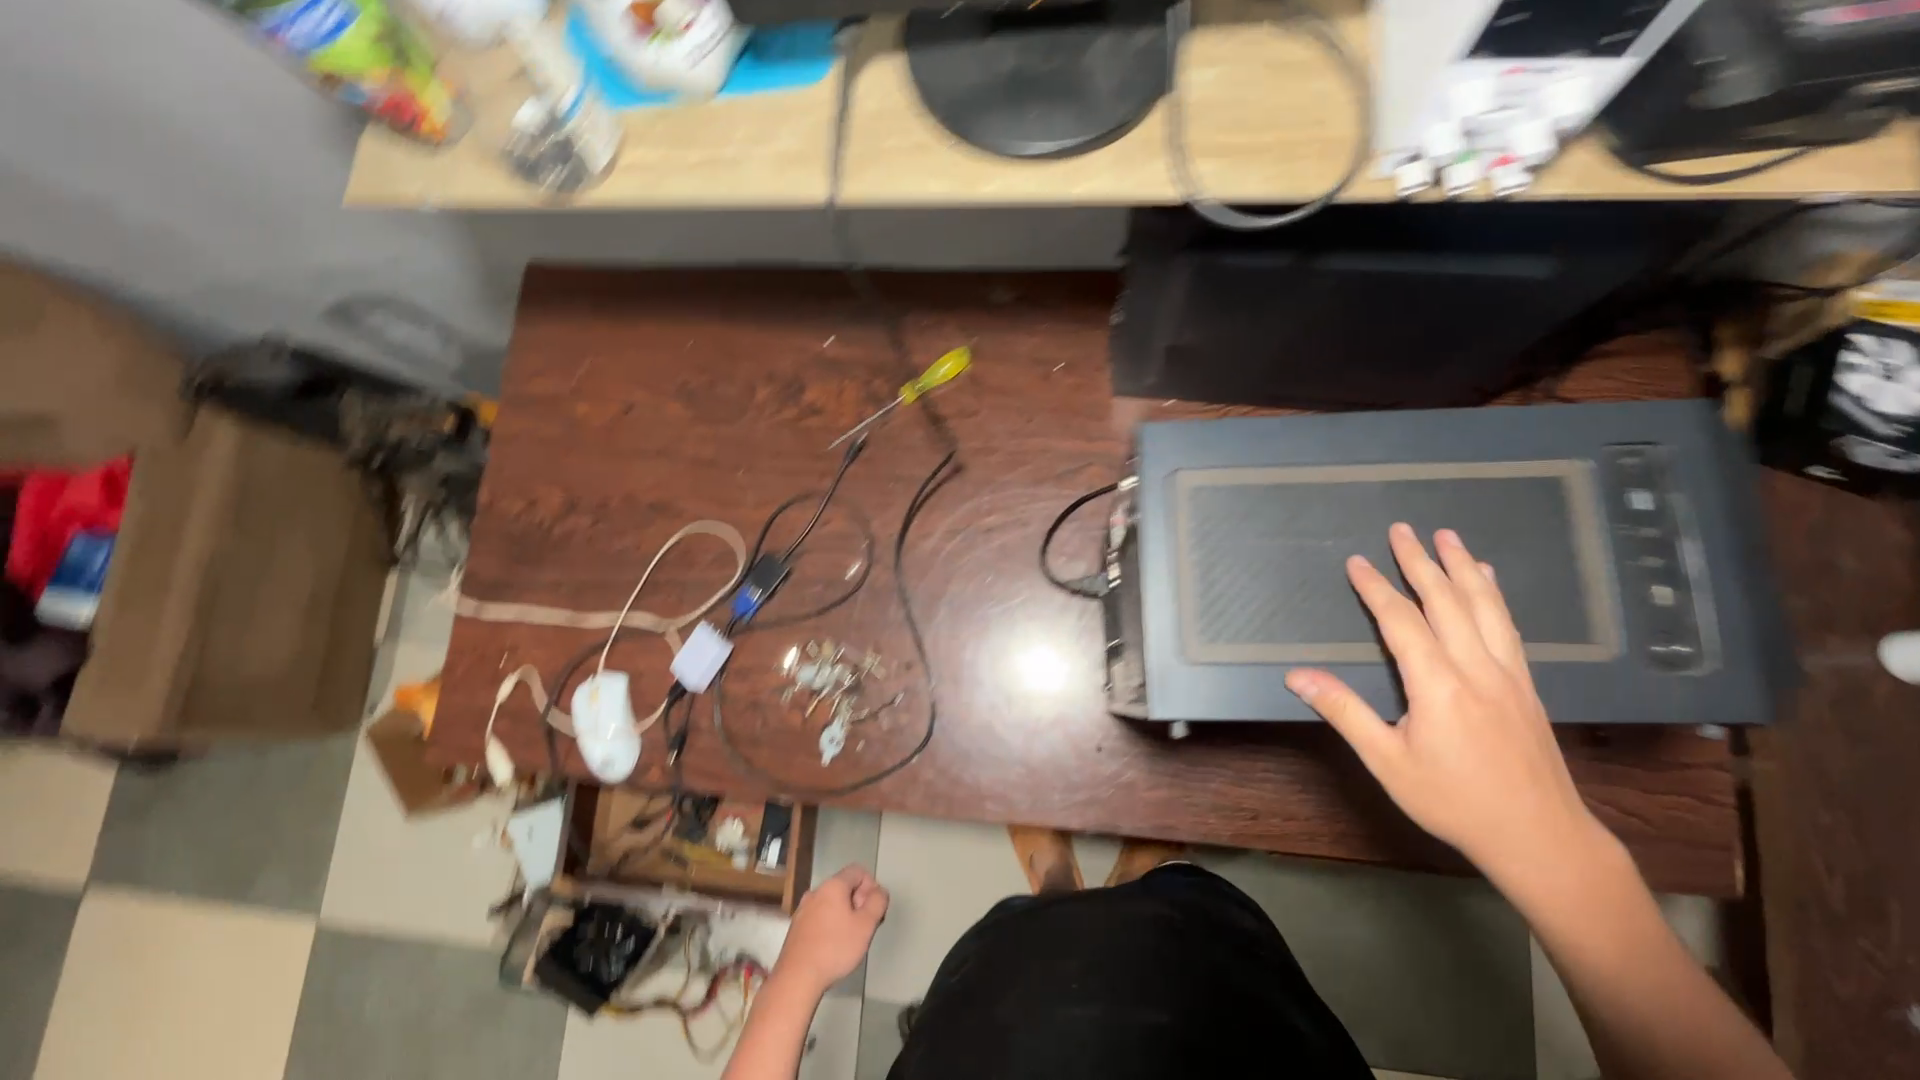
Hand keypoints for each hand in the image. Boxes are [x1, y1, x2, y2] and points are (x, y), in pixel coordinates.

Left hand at [773, 864, 889, 993]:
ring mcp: (803, 910)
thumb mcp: (866, 925)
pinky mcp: (796, 927)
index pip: (858, 871)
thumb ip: (878, 902)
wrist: (797, 977)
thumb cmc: (835, 948)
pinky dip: (830, 925)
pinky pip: (819, 917)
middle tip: (864, 928)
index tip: (872, 911)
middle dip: (859, 903)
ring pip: (832, 903)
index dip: (871, 887)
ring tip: (849, 940)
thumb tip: (879, 892)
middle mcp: (815, 892)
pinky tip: (832, 947)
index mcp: (832, 886)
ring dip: (845, 916)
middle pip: (844, 887)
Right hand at [1285, 524, 1611, 882]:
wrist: (1538, 835)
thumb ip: (1345, 712)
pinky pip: (1509, 626)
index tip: (1357, 561)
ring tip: (1448, 536)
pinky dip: (1495, 596)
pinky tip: (1489, 581)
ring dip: (1463, 567)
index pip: (1402, 622)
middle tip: (1402, 529)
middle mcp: (1477, 668)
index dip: (1377, 589)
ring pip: (1485, 606)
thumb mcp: (1387, 763)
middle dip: (1421, 562)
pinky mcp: (1527, 685)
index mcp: (1438, 685)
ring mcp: (1508, 674)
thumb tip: (1297, 676)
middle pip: (1446, 601)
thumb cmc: (1453, 802)